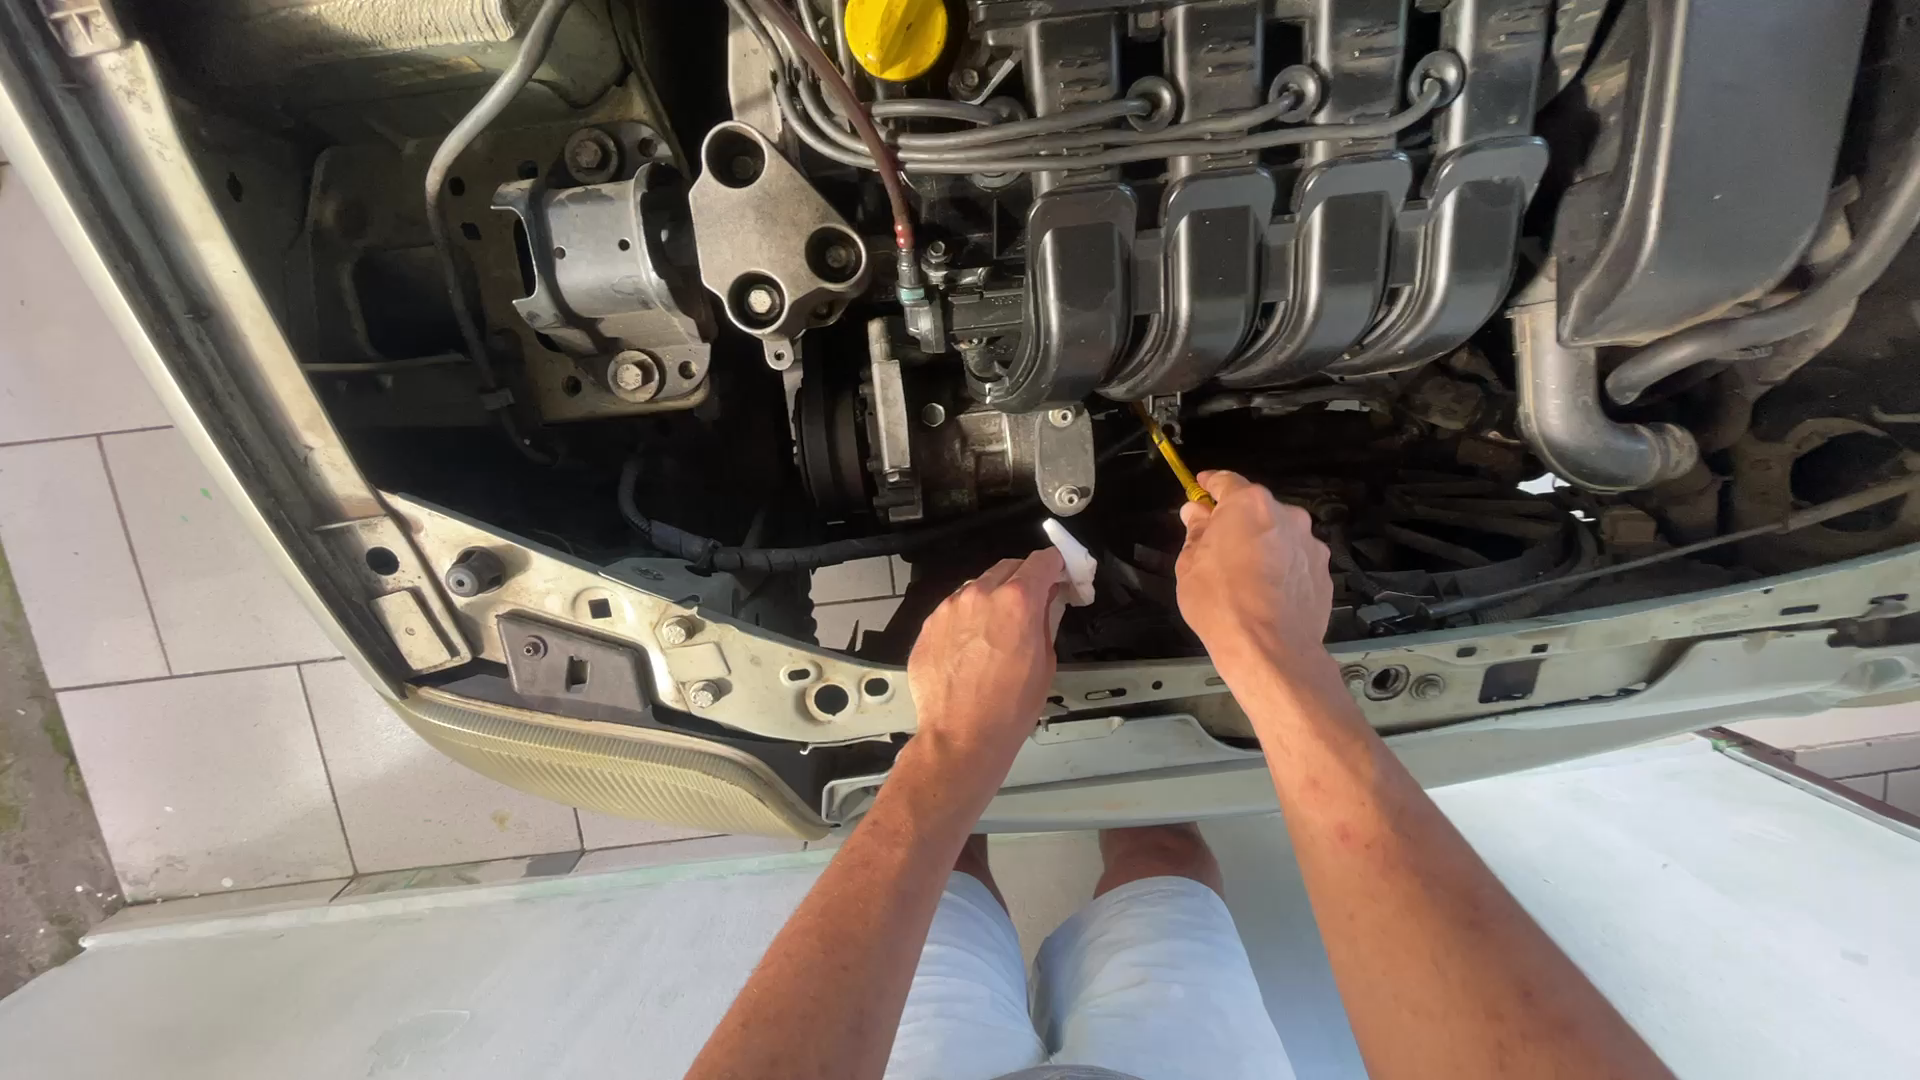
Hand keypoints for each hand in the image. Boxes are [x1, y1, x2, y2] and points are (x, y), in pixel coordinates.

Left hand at [906, 548, 1064, 801]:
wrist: (961, 736)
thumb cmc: (1008, 708)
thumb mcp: (1045, 662)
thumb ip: (1046, 620)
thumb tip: (1048, 600)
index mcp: (1017, 601)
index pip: (1042, 561)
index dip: (1056, 564)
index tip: (1061, 573)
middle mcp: (980, 594)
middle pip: (1008, 567)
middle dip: (1025, 578)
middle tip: (1034, 599)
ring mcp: (950, 608)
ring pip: (977, 586)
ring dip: (993, 597)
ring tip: (999, 629)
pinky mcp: (929, 625)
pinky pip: (954, 609)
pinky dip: (968, 617)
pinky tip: (973, 645)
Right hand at [1175, 470, 1333, 681]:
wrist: (1269, 648)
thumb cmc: (1219, 601)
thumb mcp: (1189, 564)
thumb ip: (1196, 531)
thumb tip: (1196, 512)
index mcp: (1249, 504)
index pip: (1226, 481)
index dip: (1209, 485)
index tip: (1199, 489)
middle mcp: (1286, 515)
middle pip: (1256, 509)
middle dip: (1237, 521)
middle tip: (1217, 546)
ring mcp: (1310, 544)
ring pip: (1279, 536)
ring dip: (1263, 545)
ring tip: (1246, 578)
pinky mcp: (1324, 573)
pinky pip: (1295, 562)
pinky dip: (1282, 569)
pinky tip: (1268, 594)